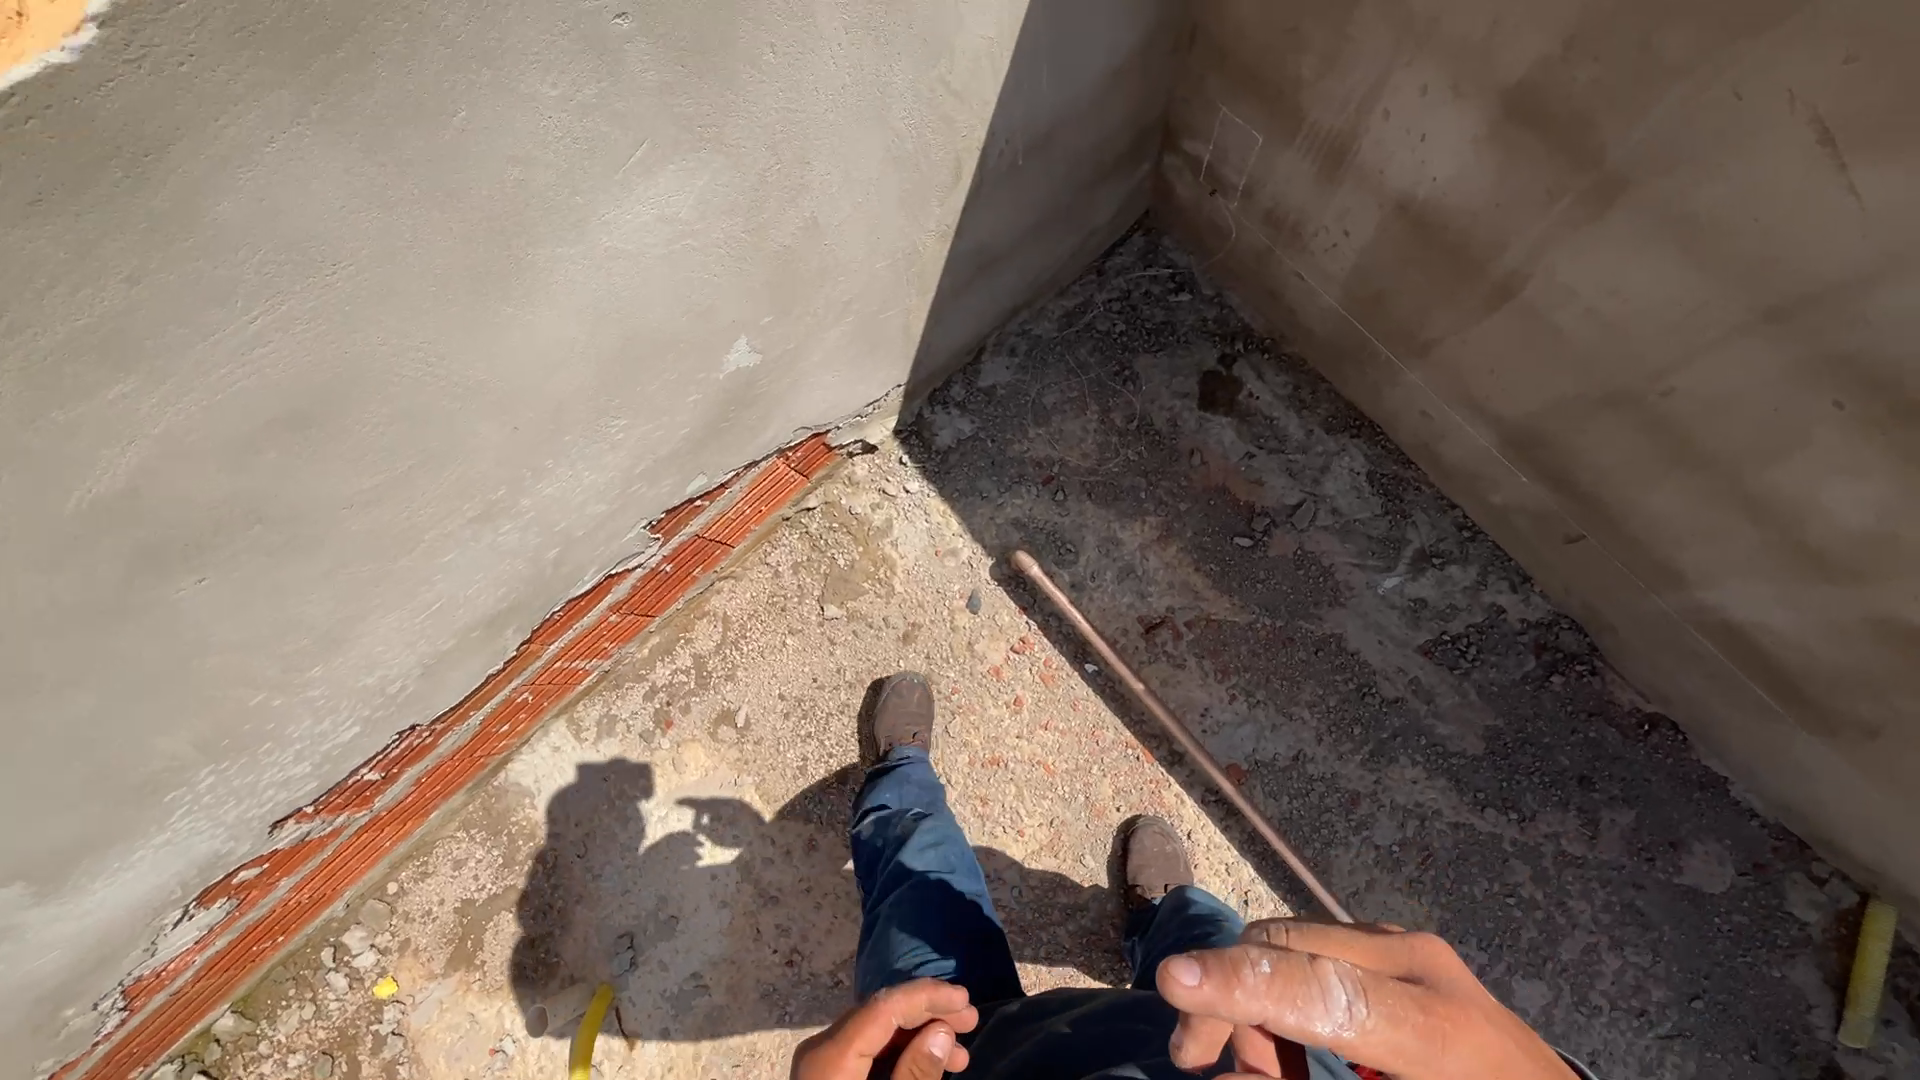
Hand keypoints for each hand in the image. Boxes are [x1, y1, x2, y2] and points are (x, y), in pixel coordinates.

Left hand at [791, 977, 977, 1079]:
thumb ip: (914, 1075)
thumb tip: (942, 1030)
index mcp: (829, 1054)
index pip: (885, 1005)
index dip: (928, 995)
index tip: (965, 1000)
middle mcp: (821, 1048)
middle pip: (882, 1014)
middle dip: (929, 1013)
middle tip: (971, 1021)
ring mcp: (820, 1063)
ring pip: (877, 1033)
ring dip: (919, 1035)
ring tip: (959, 1053)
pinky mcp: (824, 1076)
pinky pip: (867, 1051)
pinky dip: (899, 1052)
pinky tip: (928, 1061)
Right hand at [1155, 919, 1577, 1079]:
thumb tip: (1220, 1076)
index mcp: (1443, 1033)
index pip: (1327, 993)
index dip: (1246, 985)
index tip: (1172, 981)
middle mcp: (1420, 965)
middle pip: (1287, 948)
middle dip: (1228, 997)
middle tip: (1193, 1059)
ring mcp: (1407, 947)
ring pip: (1288, 941)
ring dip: (1252, 997)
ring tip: (1256, 1065)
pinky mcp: (1396, 947)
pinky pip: (1312, 949)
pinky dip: (1282, 991)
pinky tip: (1288, 1043)